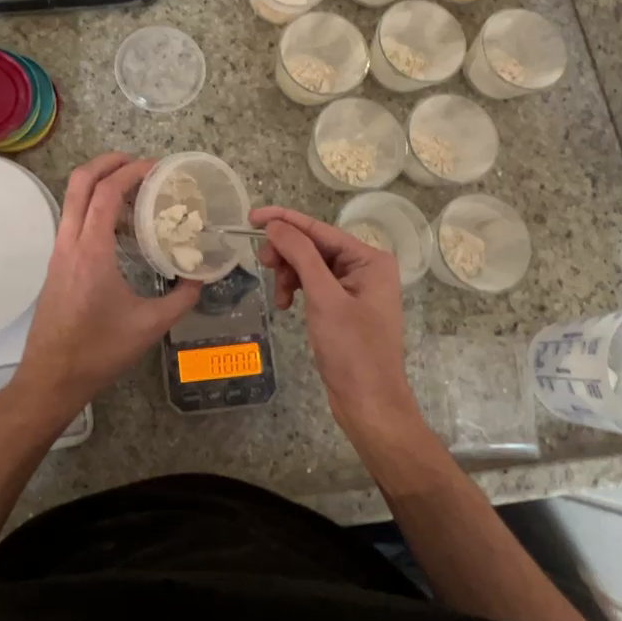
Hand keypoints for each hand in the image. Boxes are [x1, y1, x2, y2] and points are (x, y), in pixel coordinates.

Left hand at [14, 154, 201, 420]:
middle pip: (80, 182)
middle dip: (108, 162)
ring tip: (134, 190)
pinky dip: (94, 206)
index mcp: (91, 251)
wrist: (51, 378)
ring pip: (72, 199)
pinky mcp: (57, 264)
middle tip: (140, 163)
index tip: (157, 167)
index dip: (132, 171)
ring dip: (100, 183)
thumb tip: (201, 278)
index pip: (107, 192)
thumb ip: (181, 299)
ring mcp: (59, 252)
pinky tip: (121, 226)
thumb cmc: (98, 351)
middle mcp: (70, 242)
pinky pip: (73, 219)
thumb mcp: (149, 326)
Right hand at [252, 206, 421, 435]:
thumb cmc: (352, 350)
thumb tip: (275, 224)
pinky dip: (297, 290)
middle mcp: (366, 267)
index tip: (251, 217)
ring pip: (310, 265)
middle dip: (287, 254)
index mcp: (370, 259)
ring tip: (280, 298)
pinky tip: (286, 305)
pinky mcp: (344, 307)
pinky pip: (314, 285)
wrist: (370, 404)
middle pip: (314, 246)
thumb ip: (300, 255)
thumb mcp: (324, 298)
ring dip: (289, 276)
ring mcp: (356, 288)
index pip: (319, 229)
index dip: (284, 220)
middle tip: (263, 265)